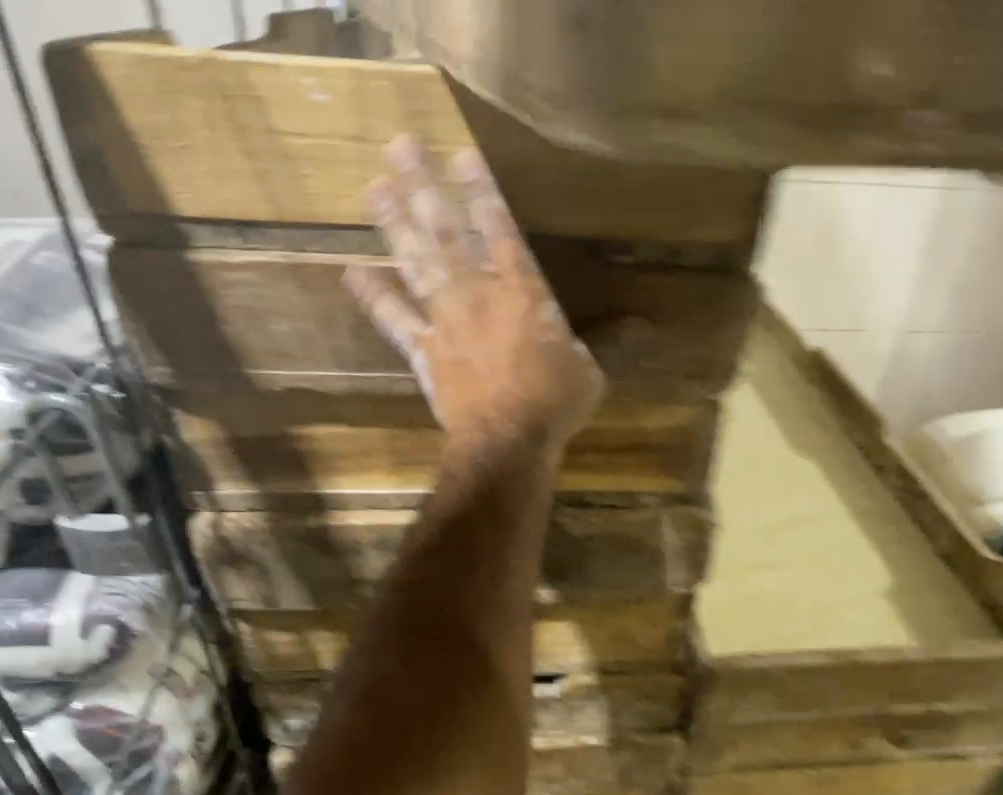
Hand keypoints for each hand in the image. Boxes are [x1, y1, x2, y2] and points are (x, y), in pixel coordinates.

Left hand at [344, 136, 604, 461]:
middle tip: (398, 145)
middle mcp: (478, 292)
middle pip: (446, 230)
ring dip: (394, 223)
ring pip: (415, 262)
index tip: (460, 153)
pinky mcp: (424, 351)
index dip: (481, 189)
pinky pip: (394, 319)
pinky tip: (352, 270)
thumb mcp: (591, 370)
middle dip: (423, 185)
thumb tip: (650, 328)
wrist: (508, 440)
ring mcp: (445, 319)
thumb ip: (609, 342)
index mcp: (523, 290)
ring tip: (373, 187)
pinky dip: (374, 296)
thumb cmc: (555, 403)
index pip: (500, 227)